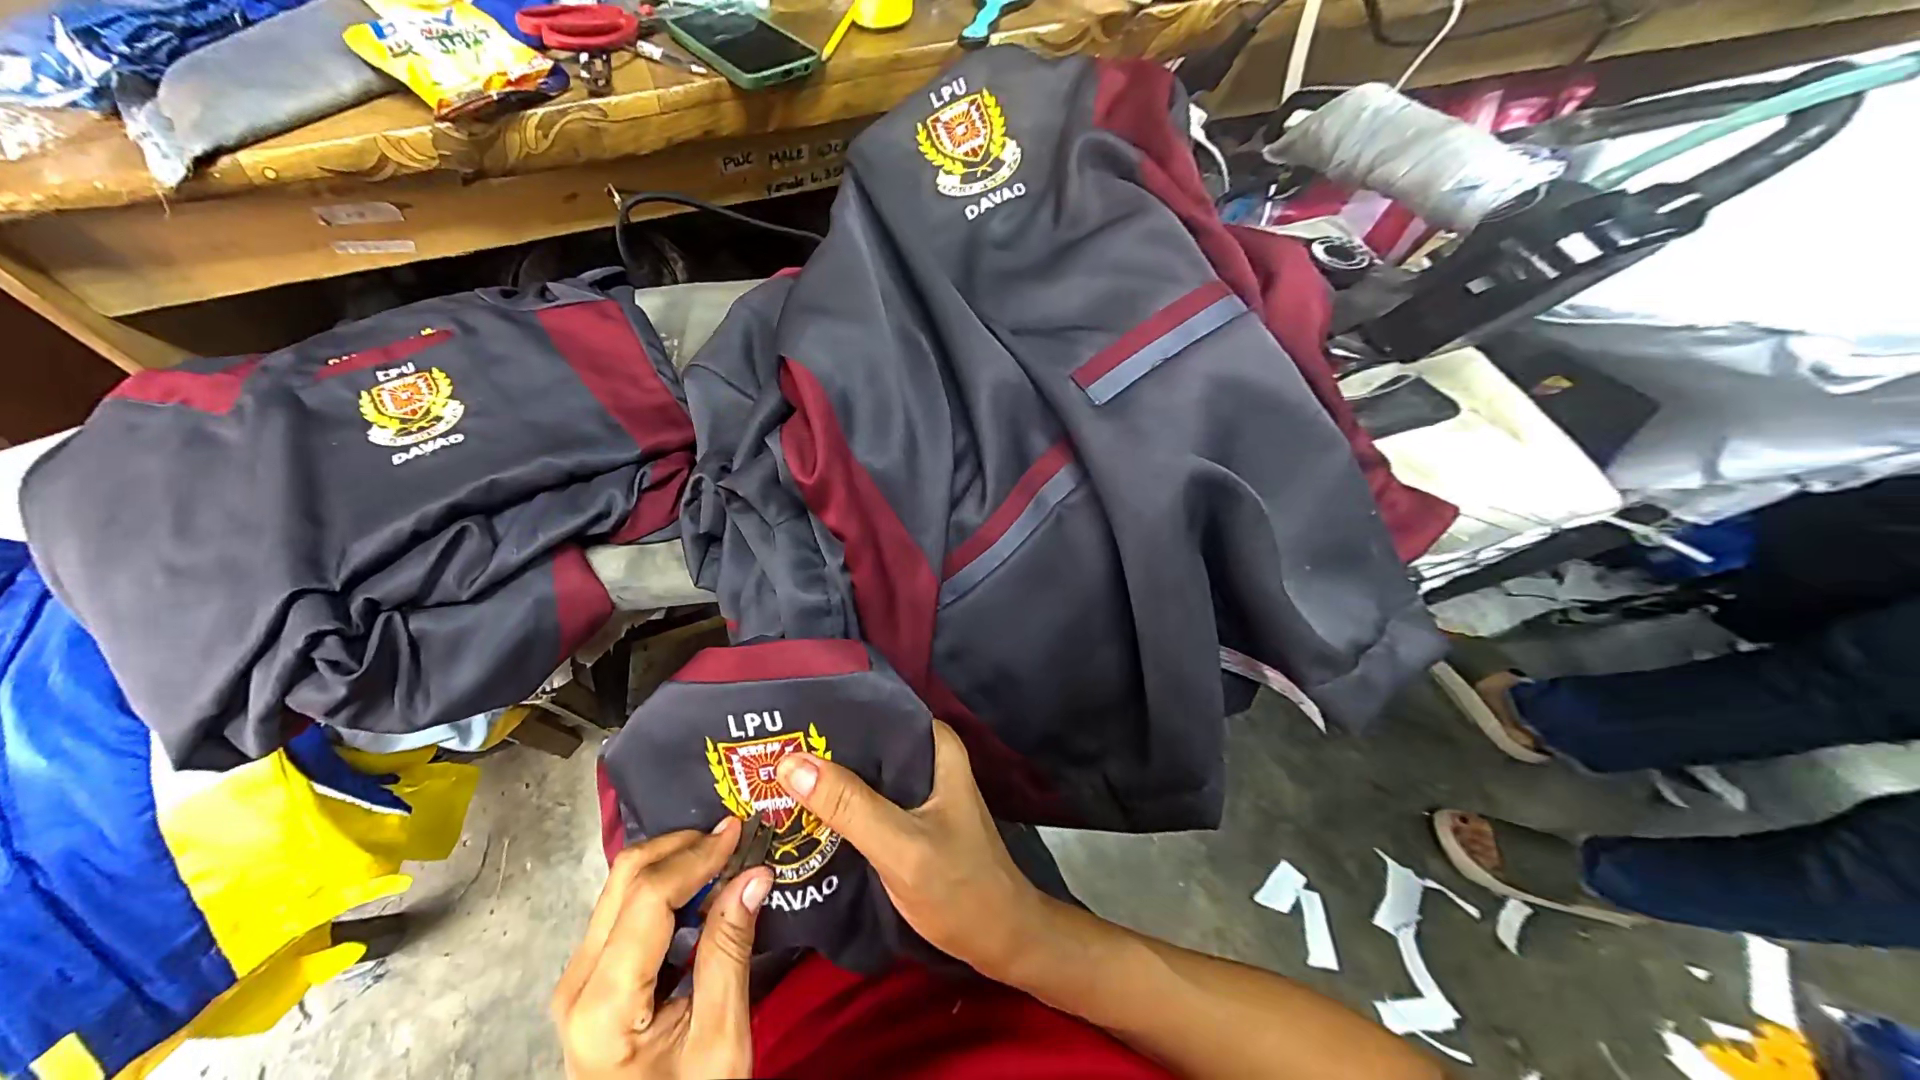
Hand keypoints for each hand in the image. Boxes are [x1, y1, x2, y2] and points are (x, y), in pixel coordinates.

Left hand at [553, 819, 774, 1079]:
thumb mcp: (720, 1040)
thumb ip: (730, 953)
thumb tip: (753, 875)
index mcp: (604, 1004)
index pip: (648, 898)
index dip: (697, 856)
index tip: (739, 832)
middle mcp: (576, 981)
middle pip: (625, 879)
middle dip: (683, 846)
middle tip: (733, 837)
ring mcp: (577, 977)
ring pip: (621, 886)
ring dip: (674, 860)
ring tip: (723, 858)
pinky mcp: (589, 976)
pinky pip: (623, 906)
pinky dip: (665, 883)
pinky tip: (701, 887)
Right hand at [773, 719, 1049, 978]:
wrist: (999, 940)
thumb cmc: (959, 888)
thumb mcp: (900, 845)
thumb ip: (849, 805)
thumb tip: (789, 762)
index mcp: (935, 746)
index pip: (875, 712)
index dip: (830, 714)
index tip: (780, 719)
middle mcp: (926, 758)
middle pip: (865, 741)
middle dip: (820, 747)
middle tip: (763, 750)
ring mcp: (916, 790)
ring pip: (863, 772)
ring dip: (825, 777)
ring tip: (768, 775)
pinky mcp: (906, 818)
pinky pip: (864, 799)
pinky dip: (836, 804)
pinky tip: (799, 811)